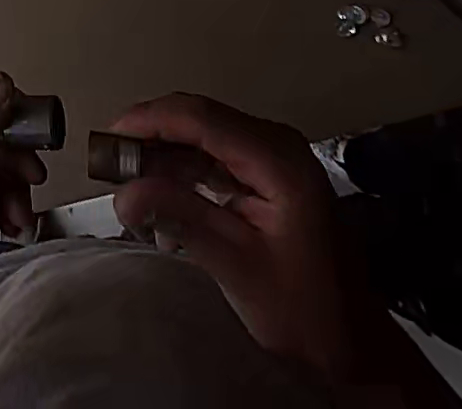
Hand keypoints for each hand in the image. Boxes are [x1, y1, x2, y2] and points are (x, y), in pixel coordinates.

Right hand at [106, 93, 361, 375]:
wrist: (350, 342)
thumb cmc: (305, 311)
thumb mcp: (237, 265)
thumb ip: (181, 218)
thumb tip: (126, 192)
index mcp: (278, 158)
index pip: (203, 118)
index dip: (152, 119)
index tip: (111, 134)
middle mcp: (275, 143)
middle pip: (201, 120)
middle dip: (153, 135)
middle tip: (111, 160)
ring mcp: (271, 156)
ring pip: (203, 136)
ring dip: (163, 153)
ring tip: (125, 176)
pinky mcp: (263, 173)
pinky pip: (213, 157)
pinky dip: (181, 169)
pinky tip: (155, 190)